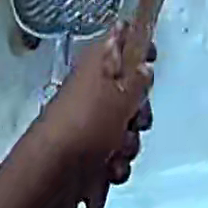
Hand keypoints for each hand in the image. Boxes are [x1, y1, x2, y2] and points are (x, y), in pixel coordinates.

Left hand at [34, 24, 154, 183]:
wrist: (54, 168)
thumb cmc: (89, 121)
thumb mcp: (122, 96)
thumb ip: (139, 80)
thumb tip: (145, 66)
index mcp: (98, 60)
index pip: (120, 38)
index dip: (138, 43)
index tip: (154, 56)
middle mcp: (94, 84)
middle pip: (130, 88)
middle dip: (140, 109)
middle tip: (137, 119)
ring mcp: (91, 115)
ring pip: (126, 122)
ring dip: (129, 140)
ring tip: (119, 149)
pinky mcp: (89, 145)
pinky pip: (115, 148)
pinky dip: (116, 160)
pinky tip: (111, 167)